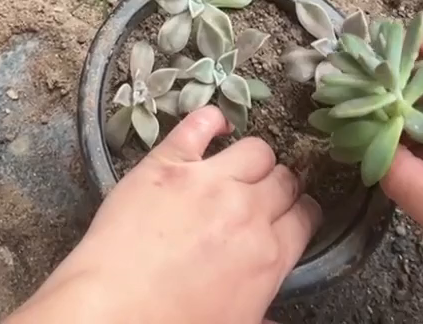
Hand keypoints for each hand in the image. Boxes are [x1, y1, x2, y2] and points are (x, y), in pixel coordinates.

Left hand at [7, 106, 320, 323]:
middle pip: (284, 178)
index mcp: (269, 255)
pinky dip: (210, 119)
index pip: (306, 215)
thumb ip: (264, 303)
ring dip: (254, 158)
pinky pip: (199, 123)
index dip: (302, 211)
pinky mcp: (167, 160)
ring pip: (255, 149)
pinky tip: (214, 126)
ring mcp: (206, 179)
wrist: (116, 309)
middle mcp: (246, 209)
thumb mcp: (240, 323)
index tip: (293, 211)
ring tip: (241, 167)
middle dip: (280, 184)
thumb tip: (277, 310)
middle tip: (265, 191)